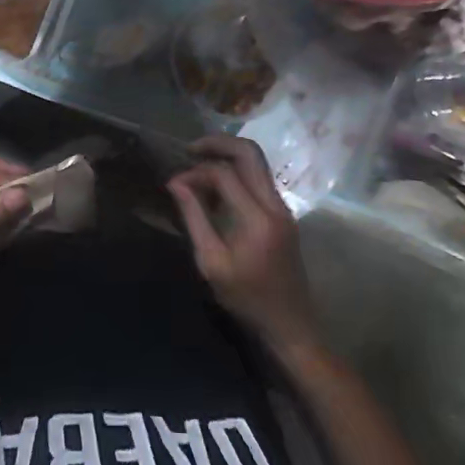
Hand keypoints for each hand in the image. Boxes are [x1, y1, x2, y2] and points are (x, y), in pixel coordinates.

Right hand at [168, 135, 321, 355]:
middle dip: (219, 144)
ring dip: (229, 156)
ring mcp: (283, 205)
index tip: (174, 181)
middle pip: (250, 152)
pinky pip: (260, 179)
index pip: (225, 174)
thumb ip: (195, 218)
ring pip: (258, 162)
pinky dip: (238, 173)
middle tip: (190, 149)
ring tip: (199, 165)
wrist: (289, 320)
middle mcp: (275, 203)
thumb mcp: (212, 263)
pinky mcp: (283, 211)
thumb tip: (176, 183)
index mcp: (257, 218)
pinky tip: (216, 187)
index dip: (197, 171)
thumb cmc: (246, 298)